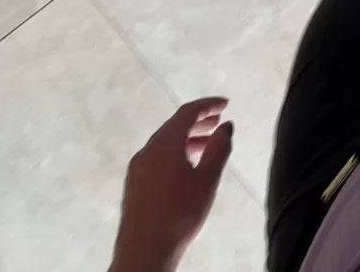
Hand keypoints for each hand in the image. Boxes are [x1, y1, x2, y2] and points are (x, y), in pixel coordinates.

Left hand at [109, 97, 234, 271]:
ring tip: (207, 145)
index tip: (226, 104)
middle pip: (174, 126)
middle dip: (198, 121)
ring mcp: (136, 170)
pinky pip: (157, 158)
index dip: (208, 105)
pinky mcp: (133, 186)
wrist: (143, 255)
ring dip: (187, 139)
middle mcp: (146, 151)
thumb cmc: (180, 214)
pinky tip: (187, 168)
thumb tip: (226, 126)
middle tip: (218, 122)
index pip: (187, 113)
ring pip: (164, 143)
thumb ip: (219, 147)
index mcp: (164, 144)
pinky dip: (175, 153)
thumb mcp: (208, 179)